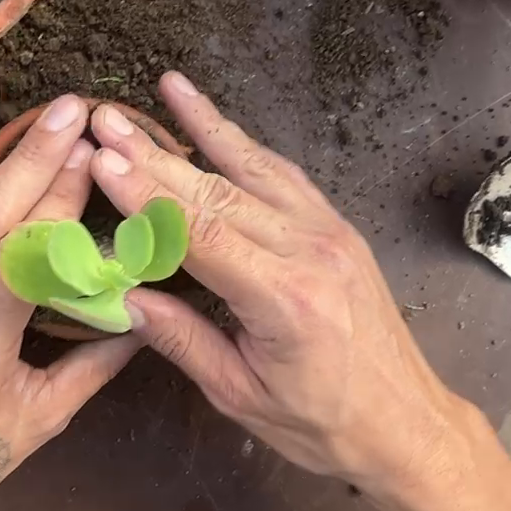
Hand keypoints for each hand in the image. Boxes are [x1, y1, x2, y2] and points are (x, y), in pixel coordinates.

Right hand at [87, 73, 486, 498]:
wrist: (407, 422)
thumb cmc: (321, 422)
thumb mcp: (240, 395)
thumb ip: (182, 339)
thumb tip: (123, 295)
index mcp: (283, 298)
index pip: (200, 232)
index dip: (147, 195)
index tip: (104, 160)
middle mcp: (308, 249)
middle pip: (218, 192)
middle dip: (156, 154)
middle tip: (107, 120)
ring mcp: (328, 230)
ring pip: (253, 168)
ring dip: (204, 126)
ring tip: (166, 88)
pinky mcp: (335, 225)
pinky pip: (283, 175)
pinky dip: (245, 145)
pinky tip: (217, 120)